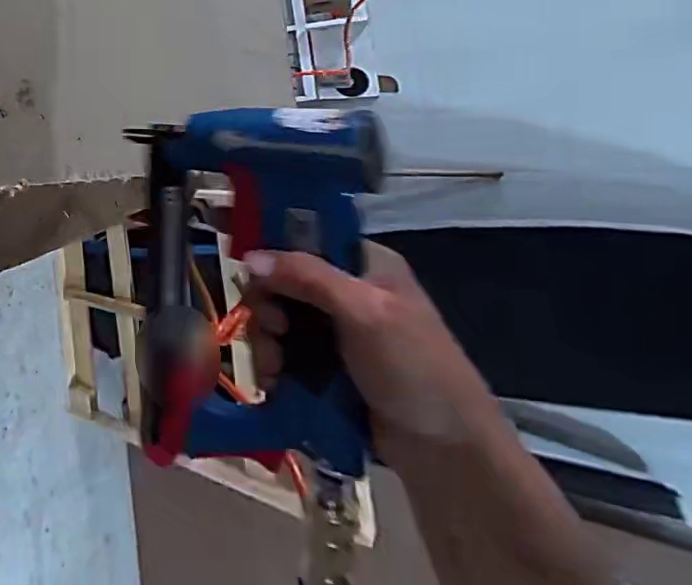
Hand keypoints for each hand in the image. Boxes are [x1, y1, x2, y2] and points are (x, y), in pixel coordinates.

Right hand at [243, 241, 506, 456]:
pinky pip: (282, 351)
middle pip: (280, 279)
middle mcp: (345, 289)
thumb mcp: (365, 312)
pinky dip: (273, 365)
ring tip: (275, 368)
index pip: (303, 236)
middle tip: (273, 329)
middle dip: (266, 305)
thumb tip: (248, 258)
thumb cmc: (416, 369)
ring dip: (266, 341)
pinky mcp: (325, 365)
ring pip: (276, 317)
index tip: (243, 265)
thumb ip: (307, 276)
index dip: (269, 246)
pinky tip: (276, 383)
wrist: (449, 455)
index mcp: (362, 262)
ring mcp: (334, 329)